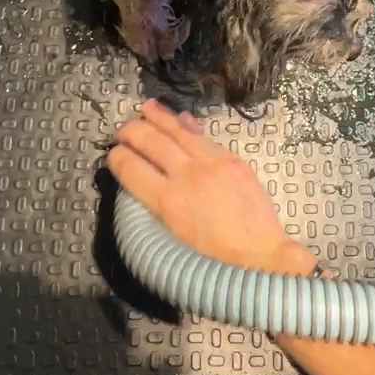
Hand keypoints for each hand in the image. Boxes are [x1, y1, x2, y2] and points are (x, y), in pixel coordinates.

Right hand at [108, 100, 317, 275]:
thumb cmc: (213, 266)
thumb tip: (141, 188)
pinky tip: (182, 119)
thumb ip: (151, 215)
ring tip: (146, 108)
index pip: (130, 168)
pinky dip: (189, 126)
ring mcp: (212, 163)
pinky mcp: (232, 160)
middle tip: (122, 130)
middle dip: (133, 132)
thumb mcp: (171, 247)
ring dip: (160, 118)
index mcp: (167, 202)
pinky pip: (205, 137)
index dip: (117, 158)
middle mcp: (186, 175)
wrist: (261, 260)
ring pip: (179, 132)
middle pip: (152, 142)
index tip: (113, 155)